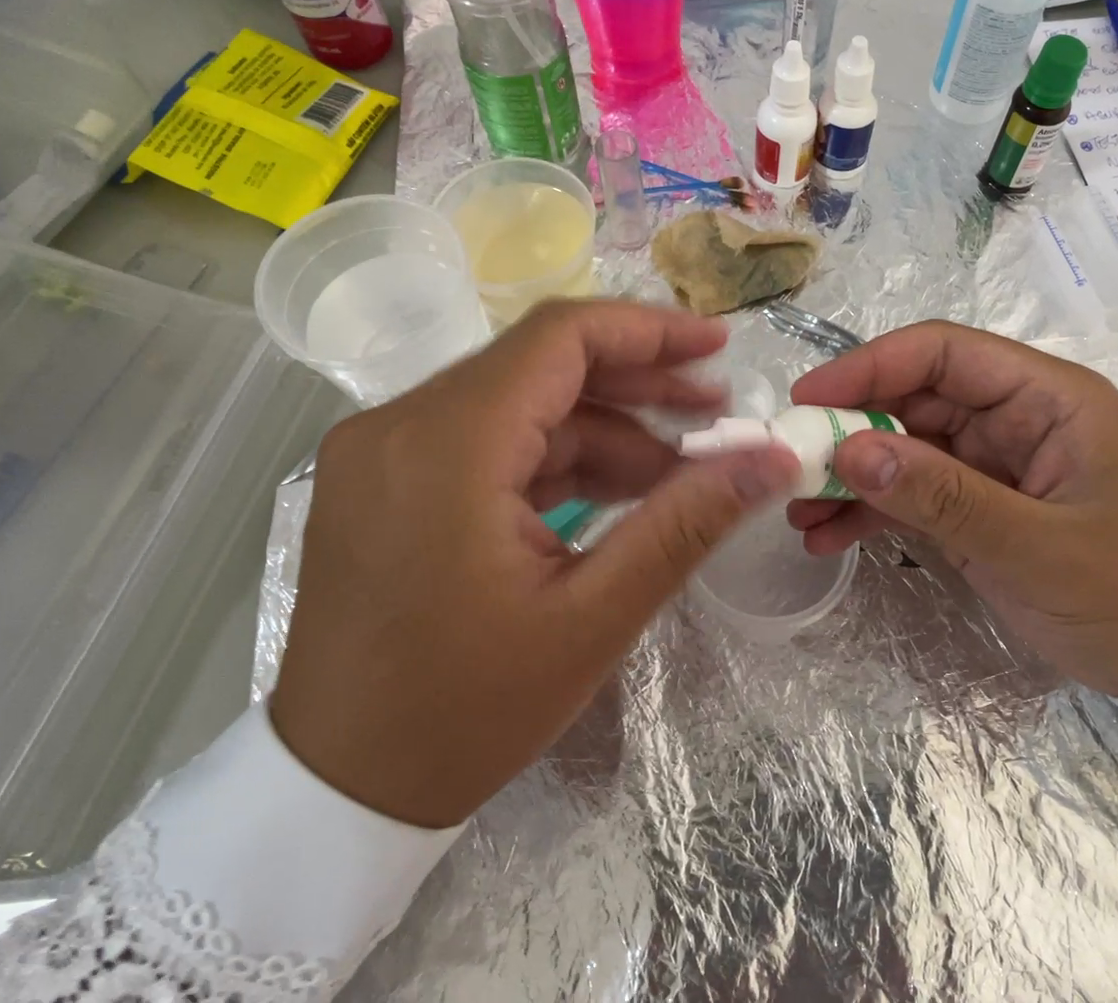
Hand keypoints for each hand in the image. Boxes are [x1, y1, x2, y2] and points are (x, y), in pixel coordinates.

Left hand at [271, 301, 798, 827]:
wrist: (342, 787)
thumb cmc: (468, 712)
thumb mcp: (594, 617)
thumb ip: (687, 523)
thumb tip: (775, 458)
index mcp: (446, 445)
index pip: (559, 339)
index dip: (649, 331)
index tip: (720, 349)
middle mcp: (398, 426)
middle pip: (536, 367)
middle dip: (635, 384)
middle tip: (716, 416)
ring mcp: (380, 455)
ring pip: (512, 407)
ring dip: (598, 429)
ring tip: (679, 471)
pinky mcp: (380, 486)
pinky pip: (481, 446)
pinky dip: (551, 460)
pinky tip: (612, 493)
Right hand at [786, 321, 1117, 696]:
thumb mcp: (1037, 546)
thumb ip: (943, 497)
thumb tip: (848, 451)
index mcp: (1047, 399)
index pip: (943, 354)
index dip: (869, 367)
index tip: (806, 402)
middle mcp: (1016, 420)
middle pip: (913, 400)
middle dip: (848, 430)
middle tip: (789, 469)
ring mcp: (996, 467)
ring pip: (905, 449)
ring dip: (852, 476)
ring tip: (798, 513)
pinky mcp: (982, 510)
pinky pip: (915, 495)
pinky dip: (872, 512)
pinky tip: (829, 537)